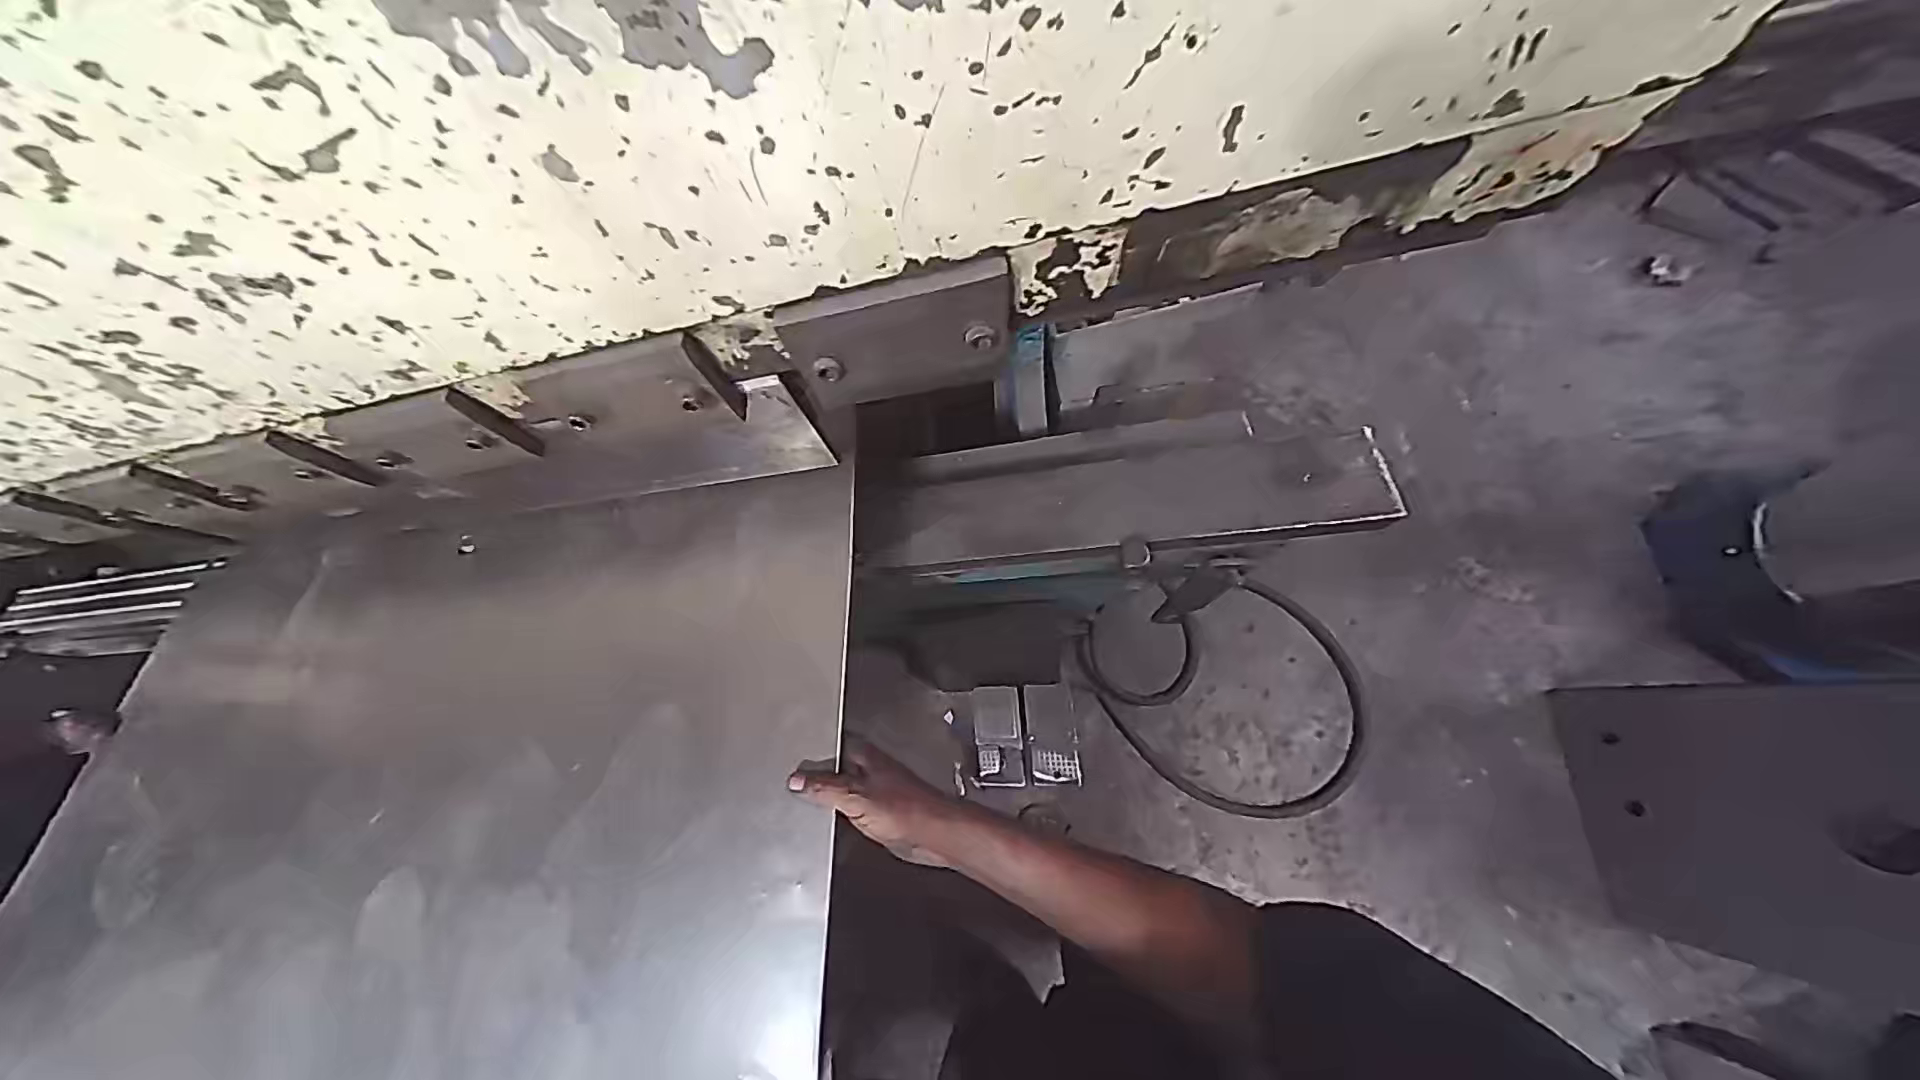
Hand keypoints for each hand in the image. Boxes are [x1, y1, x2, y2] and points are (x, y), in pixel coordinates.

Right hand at [788, 737, 960, 866]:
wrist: (932, 834)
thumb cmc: (905, 810)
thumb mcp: (855, 797)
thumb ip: (825, 788)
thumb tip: (796, 780)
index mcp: (865, 755)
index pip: (831, 745)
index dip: (810, 751)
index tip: (788, 758)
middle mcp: (869, 768)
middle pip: (834, 767)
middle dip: (815, 774)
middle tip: (789, 782)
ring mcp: (873, 789)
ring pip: (841, 787)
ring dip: (825, 794)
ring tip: (801, 799)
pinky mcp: (876, 810)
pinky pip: (848, 806)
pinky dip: (835, 811)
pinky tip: (825, 818)